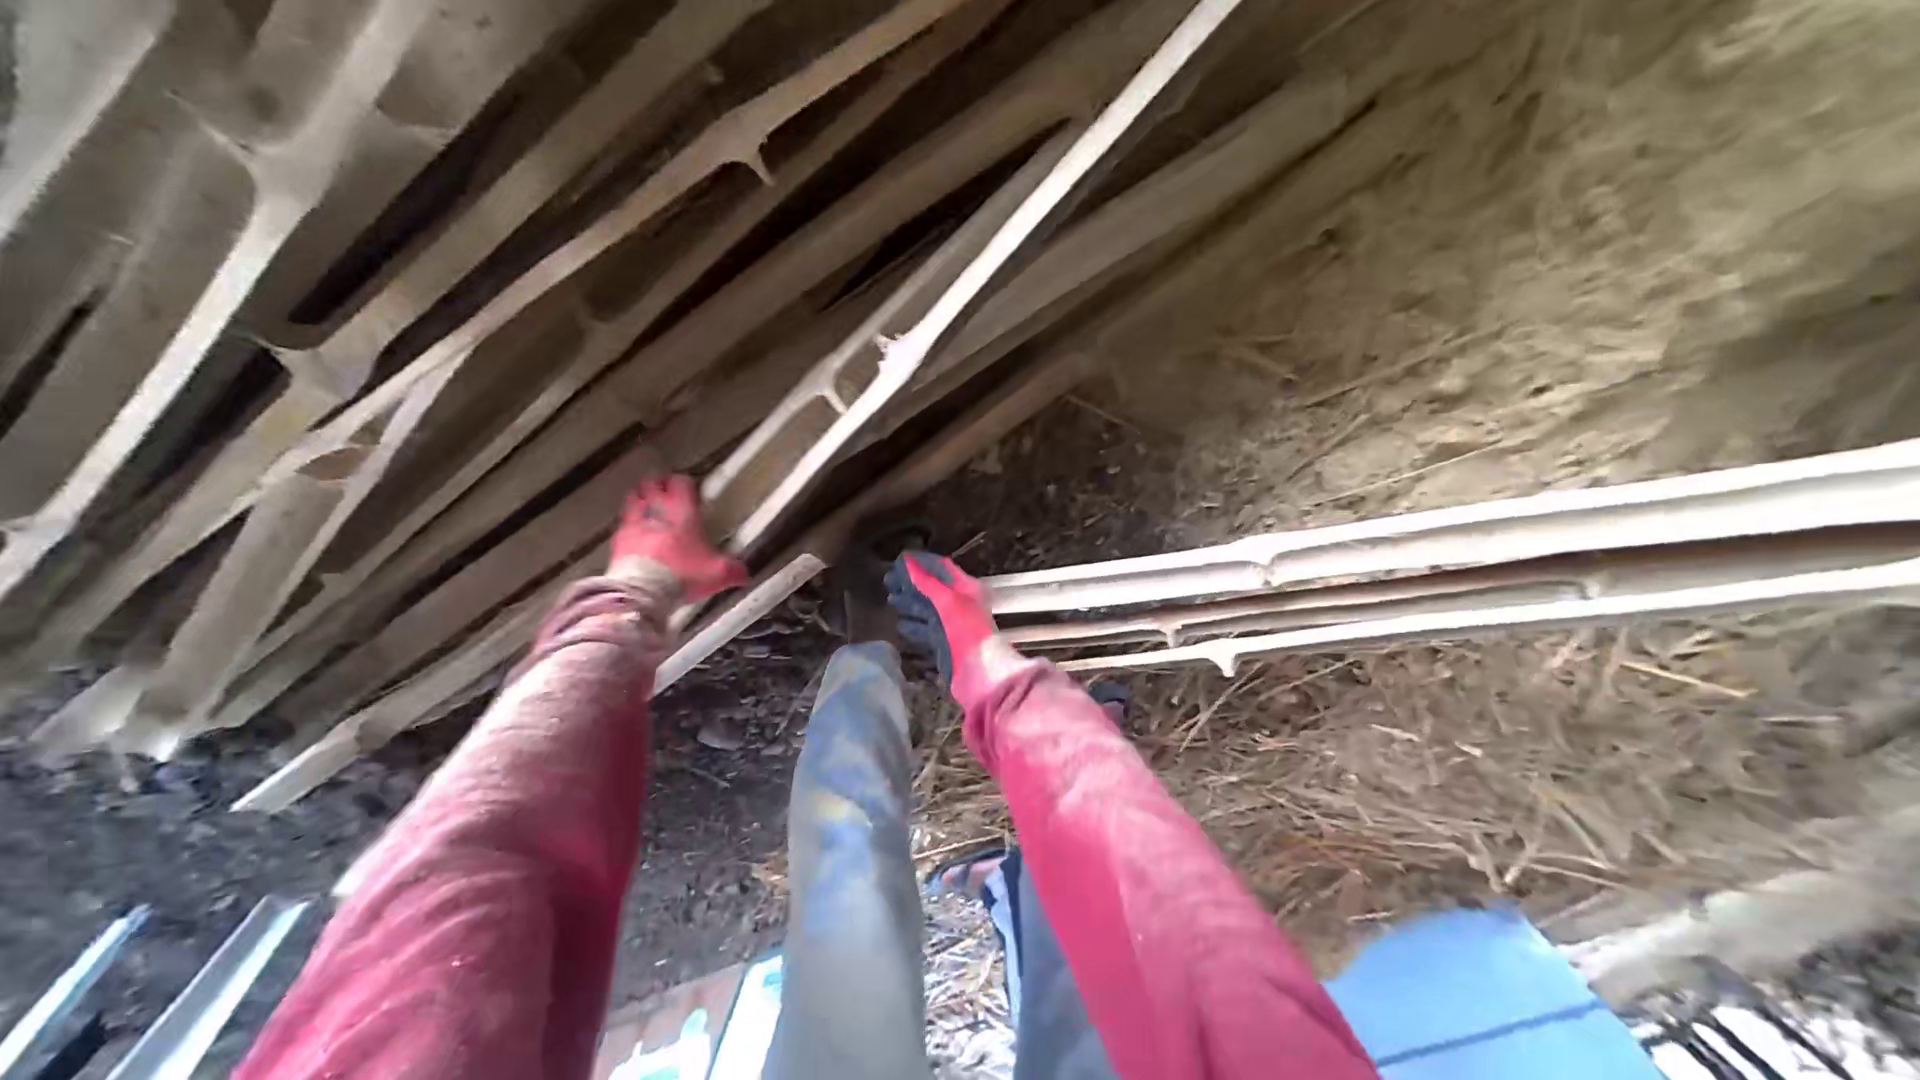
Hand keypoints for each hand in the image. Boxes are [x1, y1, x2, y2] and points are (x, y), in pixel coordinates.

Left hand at [609, 475, 746, 603]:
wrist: (644, 592)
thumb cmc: (682, 576)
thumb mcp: (718, 575)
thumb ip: (733, 571)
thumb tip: (745, 574)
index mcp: (683, 516)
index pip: (681, 486)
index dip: (683, 482)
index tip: (685, 482)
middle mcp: (657, 516)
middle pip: (652, 488)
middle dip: (656, 484)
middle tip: (659, 484)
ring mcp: (634, 528)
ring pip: (632, 502)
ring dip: (637, 499)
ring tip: (639, 500)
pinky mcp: (618, 544)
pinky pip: (620, 526)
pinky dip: (625, 525)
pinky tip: (628, 532)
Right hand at [885, 552, 999, 696]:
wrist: (981, 674)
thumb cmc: (969, 632)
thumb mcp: (948, 601)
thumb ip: (928, 582)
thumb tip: (908, 561)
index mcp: (967, 589)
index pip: (942, 568)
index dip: (922, 562)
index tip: (900, 560)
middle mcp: (960, 604)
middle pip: (932, 588)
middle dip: (911, 583)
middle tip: (888, 581)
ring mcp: (952, 626)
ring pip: (927, 610)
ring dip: (910, 604)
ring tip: (890, 600)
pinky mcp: (945, 645)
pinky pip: (926, 631)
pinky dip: (913, 626)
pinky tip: (899, 624)